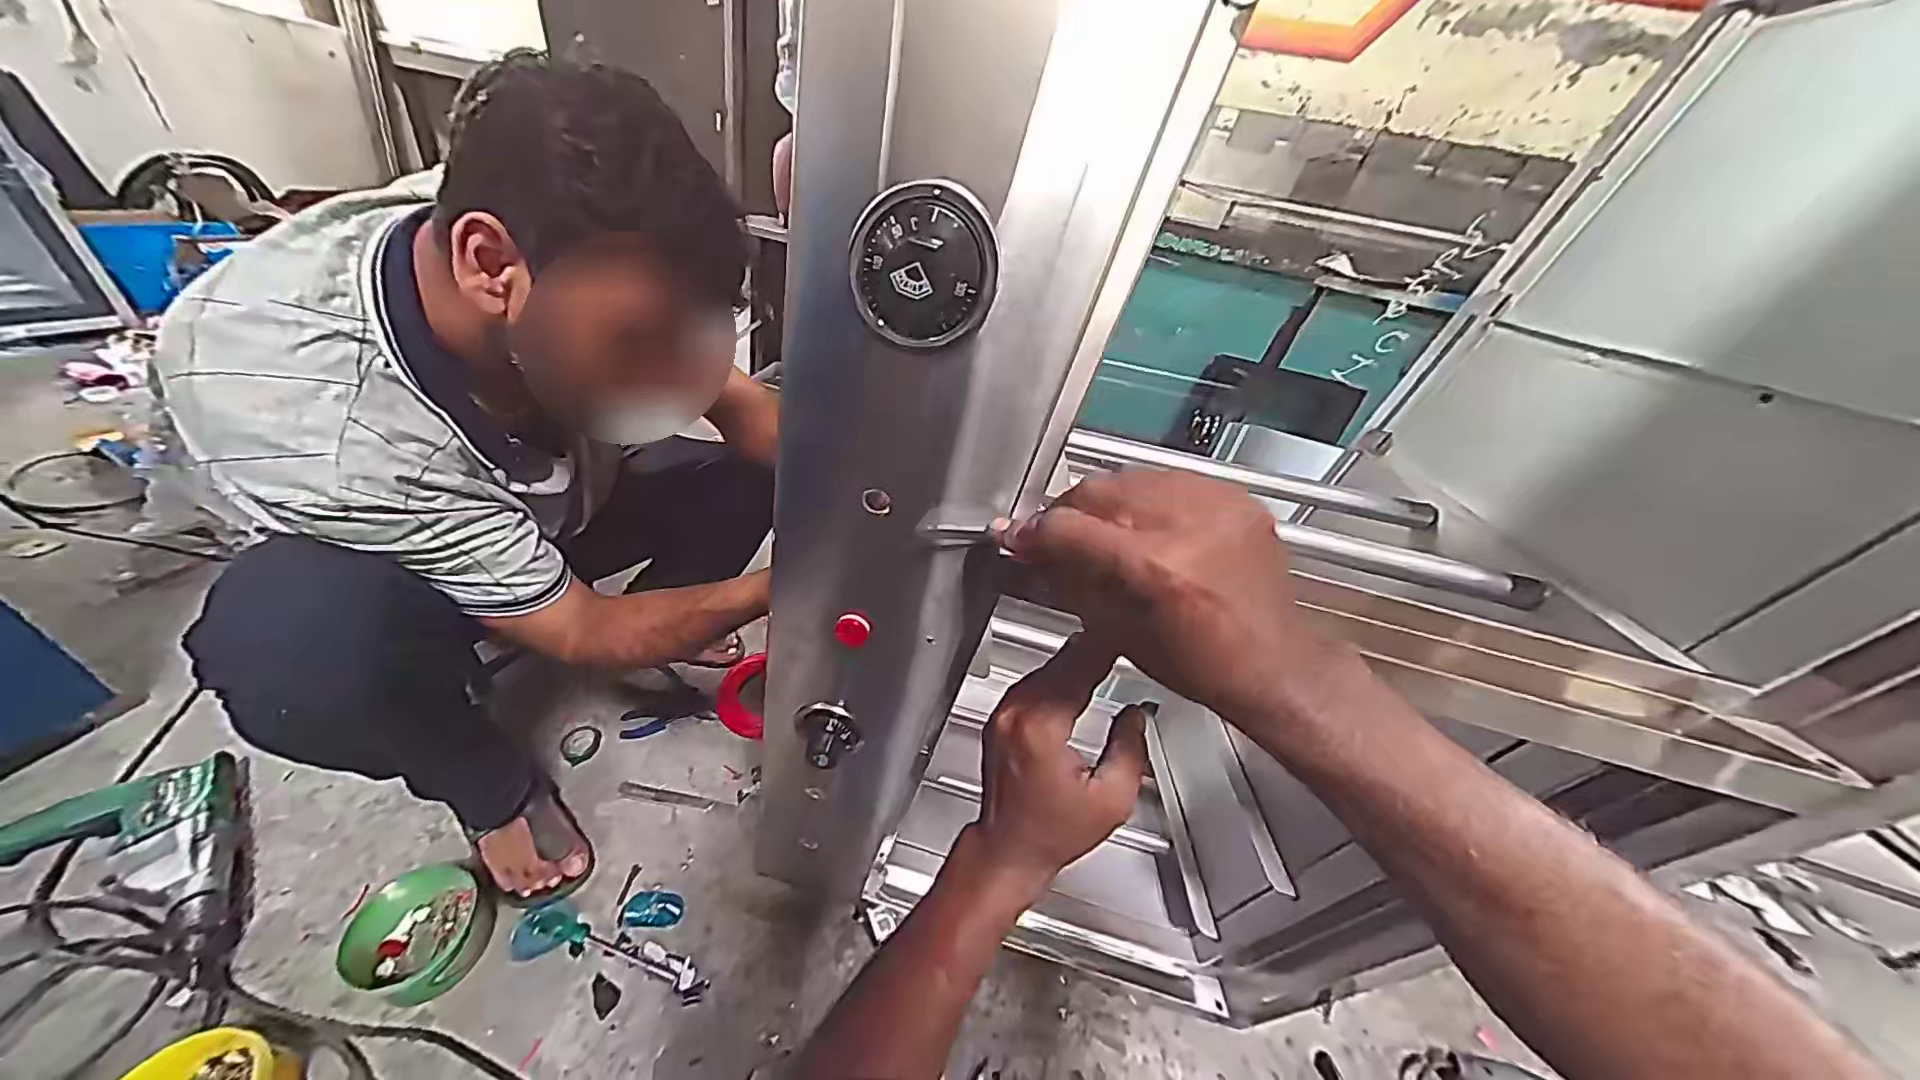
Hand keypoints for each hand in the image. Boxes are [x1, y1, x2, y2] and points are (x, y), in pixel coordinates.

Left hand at [966, 633, 1148, 898]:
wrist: (1008, 848)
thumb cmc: (1052, 833)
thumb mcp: (1111, 799)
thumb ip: (1130, 749)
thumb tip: (1137, 714)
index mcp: (1041, 729)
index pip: (1078, 671)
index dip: (1104, 651)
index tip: (1124, 639)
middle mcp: (1015, 715)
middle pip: (1059, 664)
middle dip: (1090, 650)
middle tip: (1118, 641)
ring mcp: (1002, 715)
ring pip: (1042, 669)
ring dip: (1072, 660)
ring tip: (1101, 655)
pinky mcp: (998, 720)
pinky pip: (1029, 684)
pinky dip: (1054, 675)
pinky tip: (1072, 676)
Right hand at [995, 469, 1342, 727]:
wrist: (1272, 663)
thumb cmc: (1202, 664)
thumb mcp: (1116, 629)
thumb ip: (1069, 580)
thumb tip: (1031, 551)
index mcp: (1158, 568)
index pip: (1072, 527)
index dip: (1034, 533)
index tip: (1018, 537)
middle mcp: (1192, 525)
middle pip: (1098, 490)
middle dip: (1067, 513)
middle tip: (1052, 534)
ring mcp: (1219, 505)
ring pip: (1130, 477)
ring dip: (1104, 502)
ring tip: (1099, 531)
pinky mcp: (1236, 497)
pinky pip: (1168, 480)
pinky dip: (1144, 498)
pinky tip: (1139, 524)